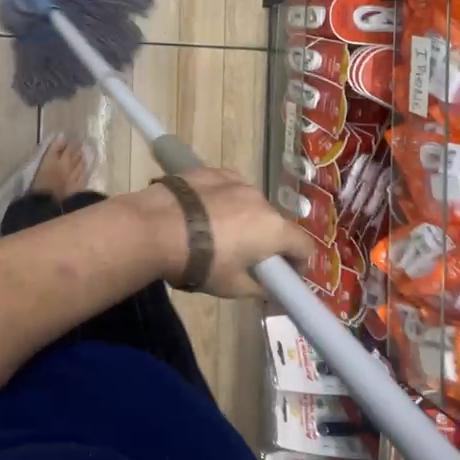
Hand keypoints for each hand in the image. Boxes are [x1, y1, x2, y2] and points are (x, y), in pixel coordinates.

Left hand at [131, 167, 317, 298]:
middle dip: (267, 240)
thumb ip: (259, 288)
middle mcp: (259, 199)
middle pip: (274, 222)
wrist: (155, 226)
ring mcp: (233, 179)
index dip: (297, 263)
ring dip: (244, 216)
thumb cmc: (200, 261)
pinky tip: (204, 210)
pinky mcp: (208, 170)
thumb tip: (268, 289)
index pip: (303, 246)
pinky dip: (222, 198)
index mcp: (274, 228)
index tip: (283, 275)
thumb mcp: (234, 287)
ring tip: (219, 232)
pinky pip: (226, 186)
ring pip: (249, 202)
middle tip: (246, 256)